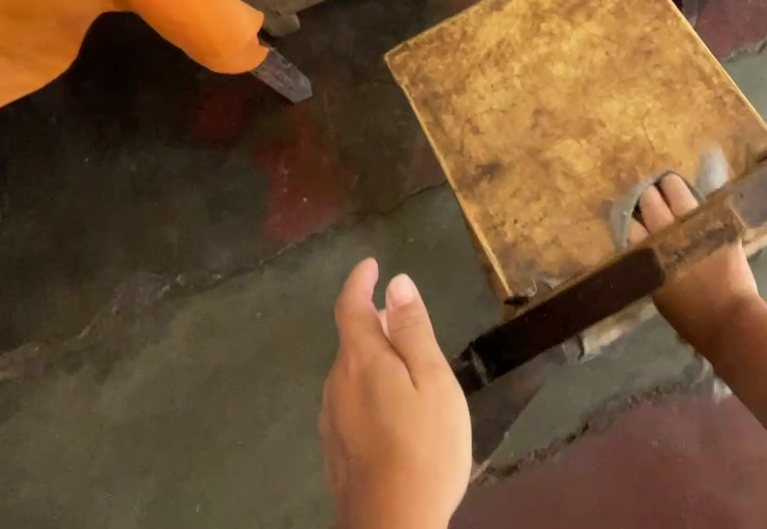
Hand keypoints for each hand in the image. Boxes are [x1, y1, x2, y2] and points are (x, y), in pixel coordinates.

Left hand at [320, 257, 471, 528]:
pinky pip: (351, 401)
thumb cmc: (425, 447)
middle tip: (406, 319)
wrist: (393, 528)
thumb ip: (413, 330)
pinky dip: (370, 387)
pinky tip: (395, 411)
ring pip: (351, 372)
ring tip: (408, 366)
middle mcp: (338, 384)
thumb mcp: (433, 380)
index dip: (359, 281)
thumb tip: (397, 283)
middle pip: (352, 339)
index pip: (350, 307)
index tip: (372, 264)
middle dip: (374, 321)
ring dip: (374, 357)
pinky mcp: (337, 449)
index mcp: (362, 361)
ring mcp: (333, 419)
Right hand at [628, 166, 766, 357]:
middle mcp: (667, 232)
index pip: (628, 222)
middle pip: (647, 198)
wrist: (731, 321)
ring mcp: (694, 223)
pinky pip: (703, 200)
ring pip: (674, 187)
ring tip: (669, 187)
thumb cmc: (690, 316)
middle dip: (646, 196)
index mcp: (648, 252)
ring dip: (669, 186)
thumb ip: (648, 263)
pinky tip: (694, 201)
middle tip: (650, 197)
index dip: (629, 217)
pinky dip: (696, 199)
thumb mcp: (657, 291)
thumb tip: (643, 243)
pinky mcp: (719, 221)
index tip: (632, 215)